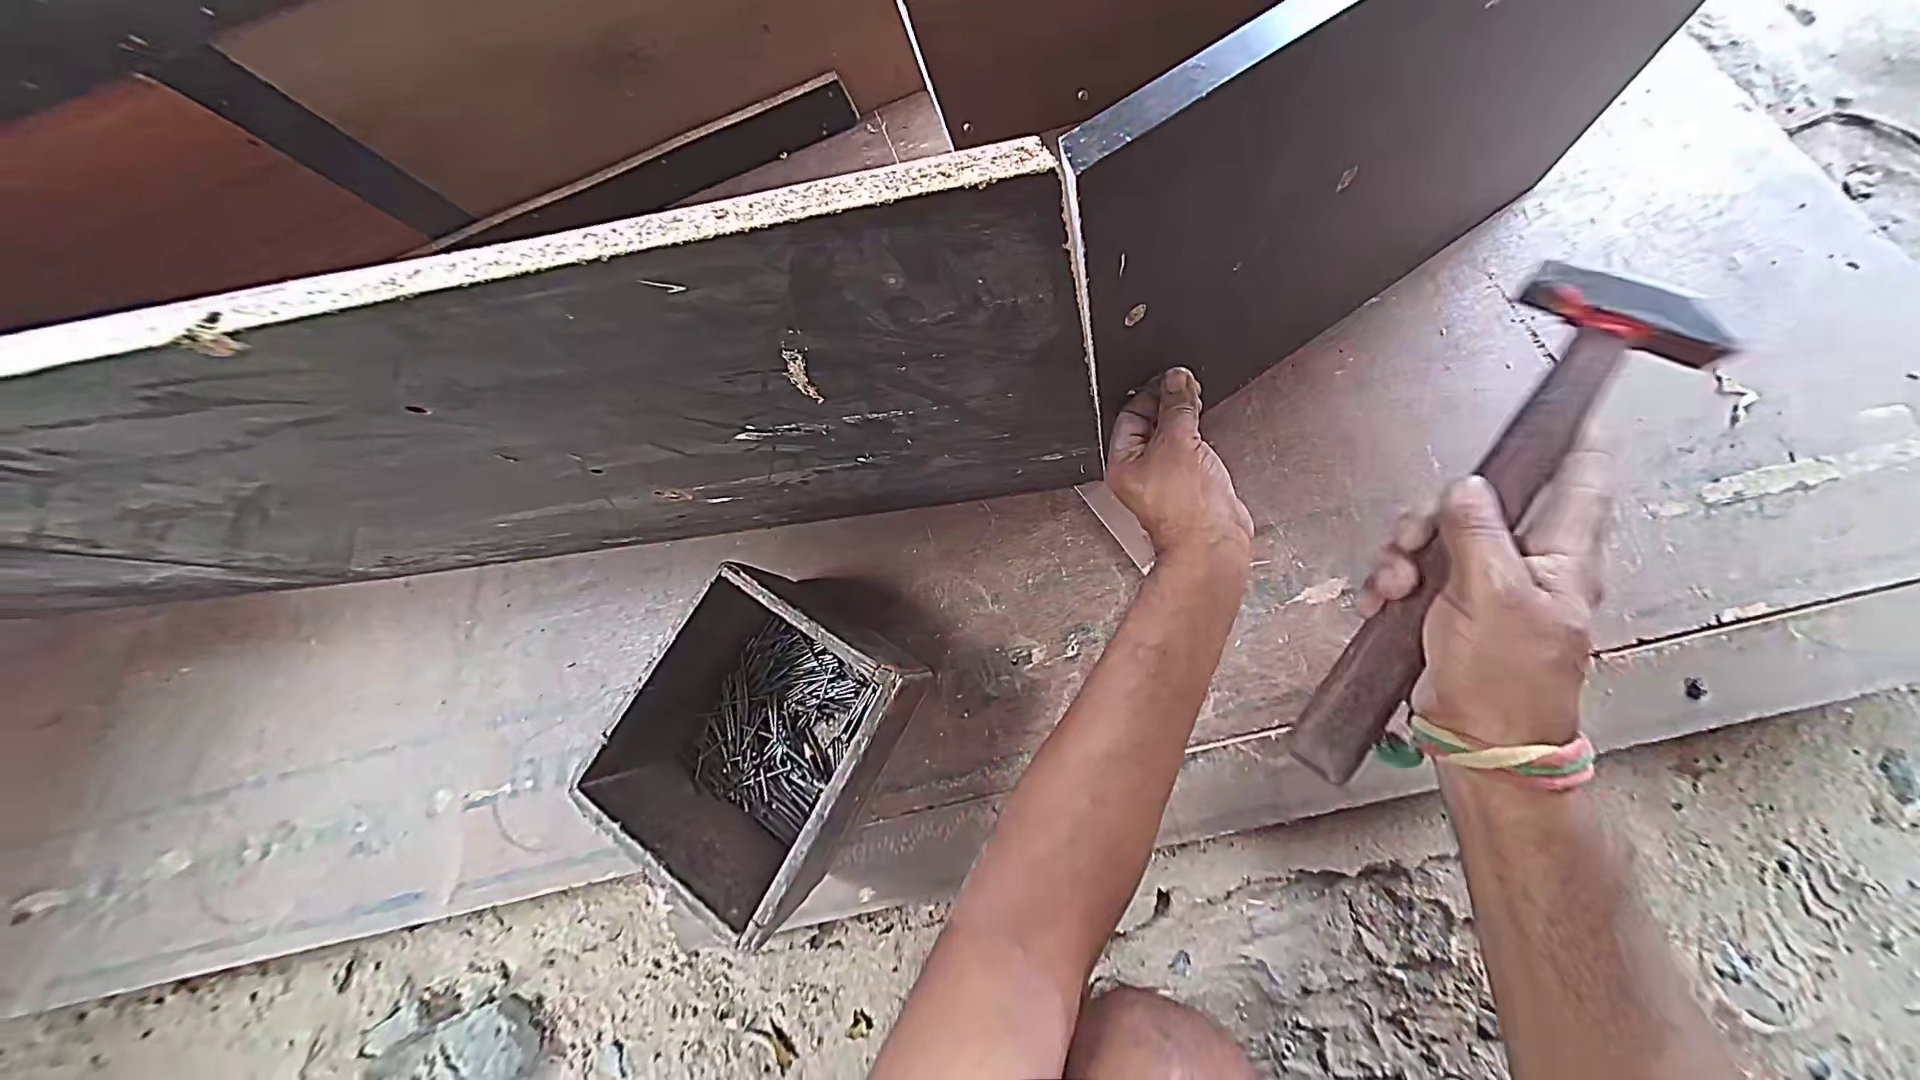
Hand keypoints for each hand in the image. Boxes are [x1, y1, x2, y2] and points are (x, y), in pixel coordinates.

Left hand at [1106, 368, 1253, 560]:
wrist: (1213, 541)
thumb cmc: (1186, 509)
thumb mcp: (1177, 442)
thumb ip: (1176, 407)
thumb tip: (1176, 380)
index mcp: (1122, 463)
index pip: (1129, 415)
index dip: (1149, 393)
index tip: (1170, 379)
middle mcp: (1141, 471)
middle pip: (1150, 424)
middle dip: (1168, 403)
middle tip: (1186, 387)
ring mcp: (1166, 478)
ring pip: (1171, 436)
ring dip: (1184, 417)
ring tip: (1196, 401)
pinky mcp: (1190, 483)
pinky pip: (1189, 450)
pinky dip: (1197, 434)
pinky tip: (1206, 426)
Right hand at [1357, 449, 1611, 747]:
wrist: (1473, 736)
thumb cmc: (1502, 677)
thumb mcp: (1492, 597)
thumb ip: (1478, 535)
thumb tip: (1467, 486)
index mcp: (1557, 558)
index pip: (1580, 486)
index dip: (1579, 449)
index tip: (1579, 416)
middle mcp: (1520, 565)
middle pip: (1474, 509)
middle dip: (1431, 520)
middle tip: (1412, 543)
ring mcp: (1478, 587)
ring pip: (1431, 541)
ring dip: (1400, 557)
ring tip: (1392, 588)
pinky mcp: (1441, 607)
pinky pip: (1408, 575)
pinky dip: (1387, 584)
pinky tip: (1380, 604)